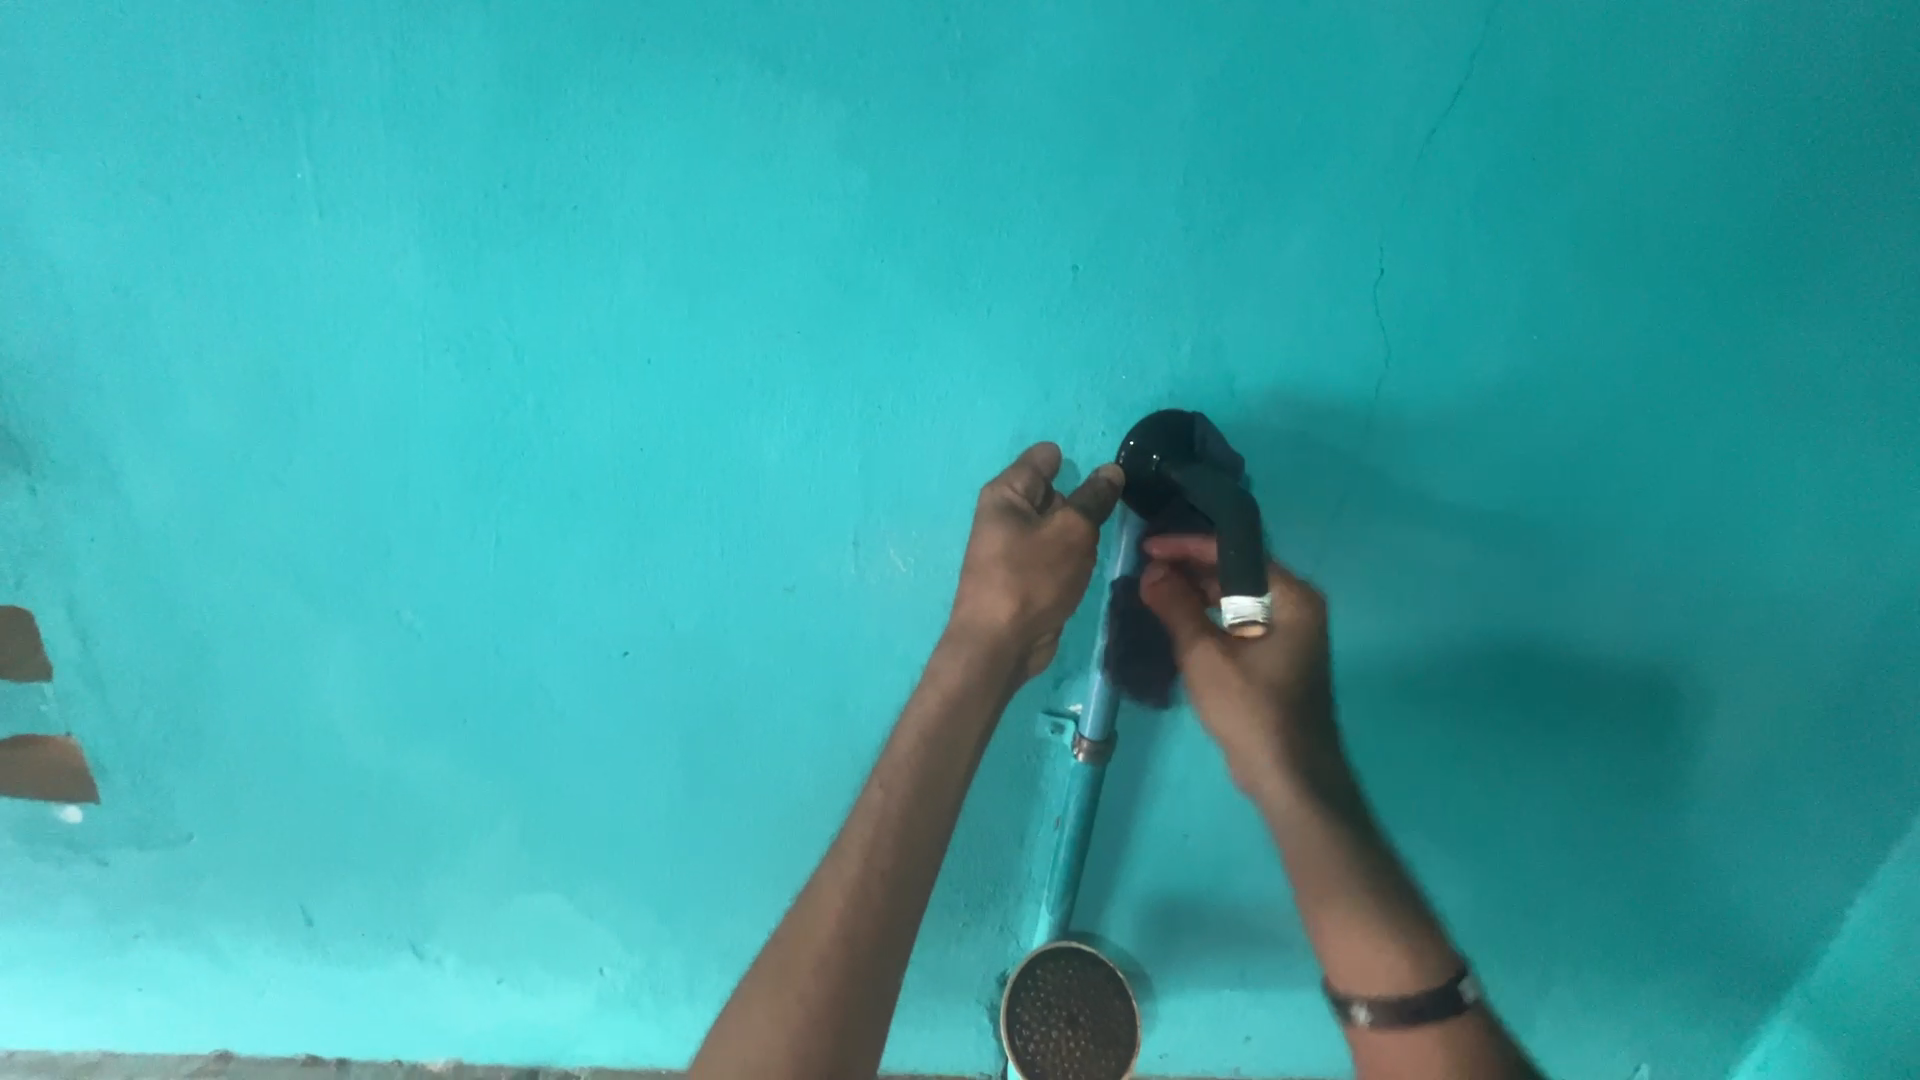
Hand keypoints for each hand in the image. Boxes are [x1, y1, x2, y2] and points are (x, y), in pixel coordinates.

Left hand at [949, 443, 1124, 679]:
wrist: (1000, 644)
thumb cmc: (1031, 577)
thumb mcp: (1071, 531)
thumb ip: (1093, 498)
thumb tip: (1111, 469)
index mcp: (1007, 493)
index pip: (1043, 458)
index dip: (1074, 461)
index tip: (1109, 474)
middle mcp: (1006, 515)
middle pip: (1051, 490)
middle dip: (1082, 496)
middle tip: (1121, 505)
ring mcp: (1014, 547)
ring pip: (1056, 525)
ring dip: (1081, 530)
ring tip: (1111, 532)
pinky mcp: (1025, 575)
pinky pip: (1054, 552)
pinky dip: (1073, 554)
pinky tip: (1093, 560)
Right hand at [1137, 535, 1340, 790]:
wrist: (1289, 777)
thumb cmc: (1252, 711)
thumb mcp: (1205, 655)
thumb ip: (1176, 606)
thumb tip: (1151, 571)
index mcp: (1291, 596)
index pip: (1234, 552)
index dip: (1187, 546)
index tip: (1147, 547)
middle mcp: (1295, 606)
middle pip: (1235, 572)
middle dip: (1188, 569)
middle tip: (1143, 569)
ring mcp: (1287, 632)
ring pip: (1233, 598)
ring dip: (1194, 594)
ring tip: (1151, 590)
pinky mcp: (1274, 655)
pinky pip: (1236, 621)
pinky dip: (1206, 617)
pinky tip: (1173, 619)